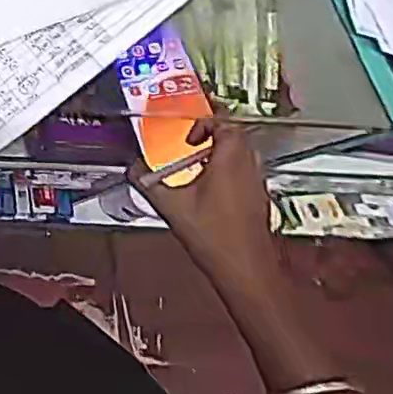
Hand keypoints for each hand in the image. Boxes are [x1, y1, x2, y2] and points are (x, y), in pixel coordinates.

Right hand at [134, 120, 279, 297]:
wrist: (245, 270)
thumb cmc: (215, 238)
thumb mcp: (170, 206)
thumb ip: (148, 182)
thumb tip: (134, 169)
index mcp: (230, 162)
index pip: (225, 125)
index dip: (205, 123)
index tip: (189, 135)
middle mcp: (249, 169)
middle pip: (236, 137)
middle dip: (212, 136)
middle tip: (190, 142)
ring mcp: (257, 185)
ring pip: (243, 156)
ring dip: (220, 154)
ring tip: (195, 164)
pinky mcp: (258, 201)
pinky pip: (244, 174)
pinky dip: (227, 172)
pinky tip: (206, 190)